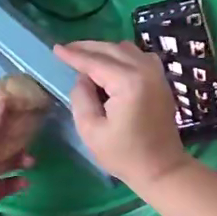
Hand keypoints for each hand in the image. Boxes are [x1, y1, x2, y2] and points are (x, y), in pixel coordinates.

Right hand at [54, 40, 191, 189]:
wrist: (161, 168)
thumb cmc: (123, 154)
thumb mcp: (90, 130)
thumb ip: (81, 98)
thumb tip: (82, 79)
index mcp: (128, 83)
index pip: (95, 61)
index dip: (73, 55)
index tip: (55, 48)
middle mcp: (145, 71)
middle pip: (112, 49)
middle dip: (87, 47)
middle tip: (66, 49)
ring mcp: (156, 74)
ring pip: (126, 49)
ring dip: (104, 50)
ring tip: (84, 56)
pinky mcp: (160, 80)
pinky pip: (138, 56)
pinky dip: (120, 55)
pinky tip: (108, 64)